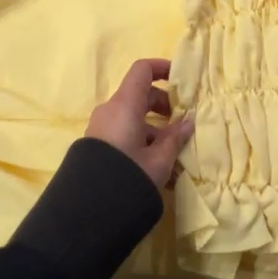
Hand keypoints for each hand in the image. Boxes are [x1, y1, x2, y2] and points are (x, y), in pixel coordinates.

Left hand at [87, 59, 194, 185]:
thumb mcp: (159, 160)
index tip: (179, 78)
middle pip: (139, 94)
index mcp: (125, 104)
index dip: (161, 68)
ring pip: (131, 116)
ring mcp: (101, 128)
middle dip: (162, 104)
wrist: (89, 210)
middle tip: (180, 122)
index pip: (142, 70)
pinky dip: (140, 138)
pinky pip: (122, 132)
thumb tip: (188, 120)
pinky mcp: (96, 145)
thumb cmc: (130, 175)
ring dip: (153, 127)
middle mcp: (110, 110)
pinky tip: (154, 164)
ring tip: (171, 151)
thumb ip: (175, 137)